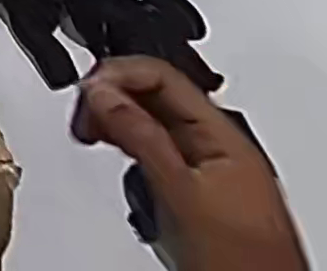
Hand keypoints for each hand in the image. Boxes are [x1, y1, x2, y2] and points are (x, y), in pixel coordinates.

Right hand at [72, 56, 307, 270]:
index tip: (87, 93)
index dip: (118, 74)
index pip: (161, 75)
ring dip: (106, 113)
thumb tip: (99, 89)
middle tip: (84, 114)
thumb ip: (139, 135)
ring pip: (141, 111)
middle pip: (148, 89)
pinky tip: (104, 144)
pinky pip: (141, 136)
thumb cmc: (242, 262)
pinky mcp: (182, 178)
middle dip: (107, 94)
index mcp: (224, 140)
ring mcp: (199, 162)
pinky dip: (114, 133)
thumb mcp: (181, 192)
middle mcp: (213, 144)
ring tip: (88, 131)